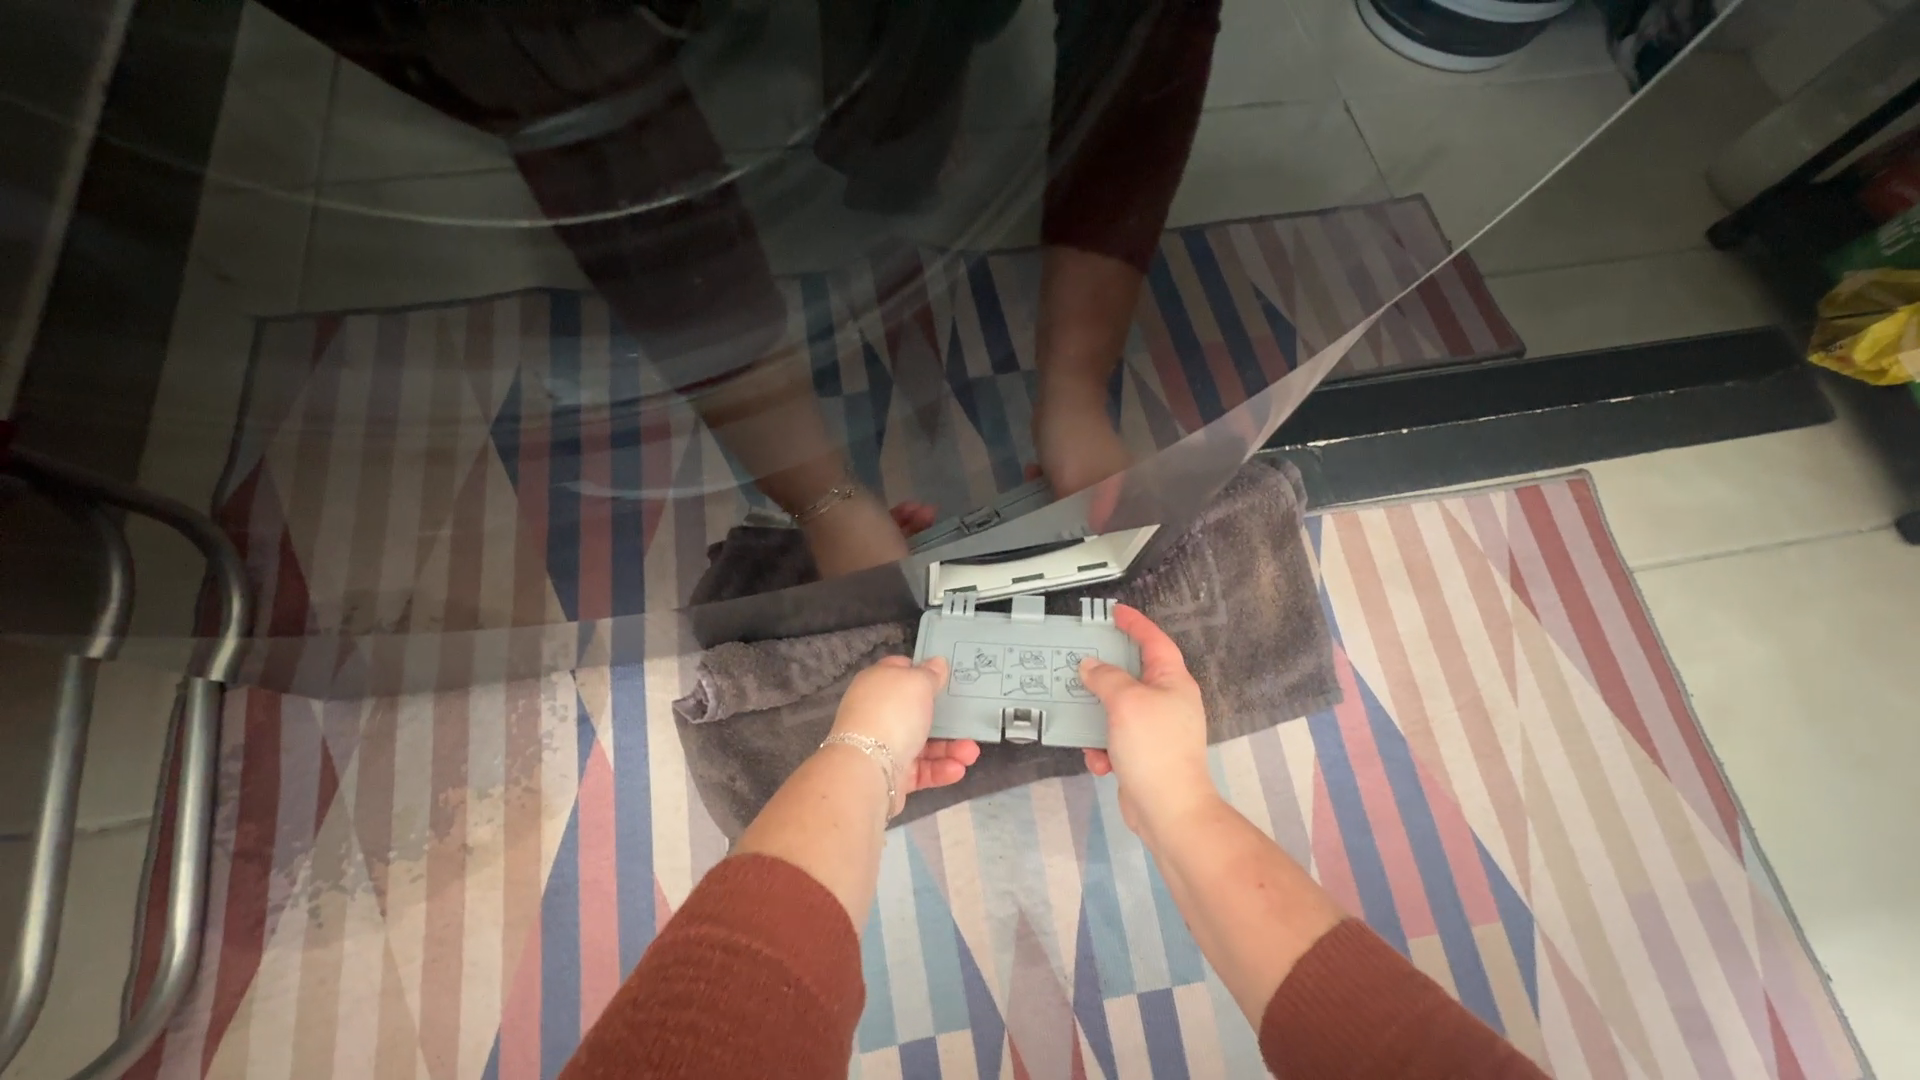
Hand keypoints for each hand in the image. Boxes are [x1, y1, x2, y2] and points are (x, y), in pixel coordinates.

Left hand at [831, 655, 981, 797]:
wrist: (868, 769)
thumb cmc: (894, 713)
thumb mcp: (917, 682)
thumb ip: (930, 673)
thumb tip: (936, 662)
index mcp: (878, 684)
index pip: (901, 671)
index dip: (924, 671)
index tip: (948, 678)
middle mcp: (878, 712)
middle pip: (916, 711)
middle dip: (946, 718)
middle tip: (969, 720)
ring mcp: (883, 744)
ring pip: (922, 743)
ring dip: (950, 748)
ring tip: (971, 753)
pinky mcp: (891, 774)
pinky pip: (920, 769)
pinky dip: (939, 769)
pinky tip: (957, 769)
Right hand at [1078, 605, 1219, 838]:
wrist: (1169, 810)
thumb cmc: (1155, 749)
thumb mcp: (1126, 702)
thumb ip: (1105, 678)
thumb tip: (1091, 666)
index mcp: (1173, 682)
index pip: (1154, 641)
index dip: (1135, 624)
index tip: (1116, 613)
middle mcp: (1168, 702)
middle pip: (1133, 675)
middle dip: (1105, 674)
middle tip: (1081, 663)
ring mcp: (1158, 730)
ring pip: (1118, 710)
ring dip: (1097, 718)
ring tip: (1083, 725)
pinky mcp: (1144, 755)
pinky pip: (1116, 739)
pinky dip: (1103, 748)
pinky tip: (1100, 761)